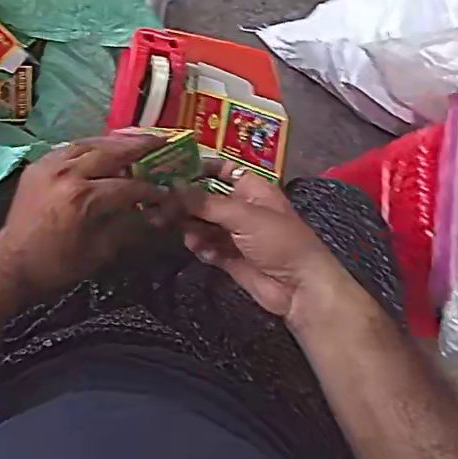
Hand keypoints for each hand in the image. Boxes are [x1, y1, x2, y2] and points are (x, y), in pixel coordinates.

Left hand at [0, 132, 174, 300]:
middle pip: (110, 152)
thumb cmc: (57, 265)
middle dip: (139, 146)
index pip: (128, 186)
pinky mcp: (37, 166)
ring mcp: (49, 165)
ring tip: (136, 139)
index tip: (165, 192)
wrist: (12, 265)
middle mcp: (67, 173)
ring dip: (115, 142)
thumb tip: (151, 211)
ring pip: (89, 144)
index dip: (150, 190)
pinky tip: (102, 148)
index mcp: (83, 197)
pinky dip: (89, 146)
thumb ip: (126, 225)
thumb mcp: (99, 251)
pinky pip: (69, 148)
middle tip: (162, 140)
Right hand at [179, 163, 382, 327]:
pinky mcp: (228, 256)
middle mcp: (240, 208)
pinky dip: (199, 246)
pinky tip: (200, 250)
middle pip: (204, 198)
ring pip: (200, 223)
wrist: (299, 290)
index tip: (169, 172)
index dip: (197, 169)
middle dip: (183, 202)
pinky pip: (204, 245)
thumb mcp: (243, 215)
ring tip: (178, 231)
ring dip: (188, 226)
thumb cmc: (279, 241)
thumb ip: (205, 202)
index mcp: (251, 189)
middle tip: (157, 206)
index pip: (220, 169)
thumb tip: (172, 188)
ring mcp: (234, 233)